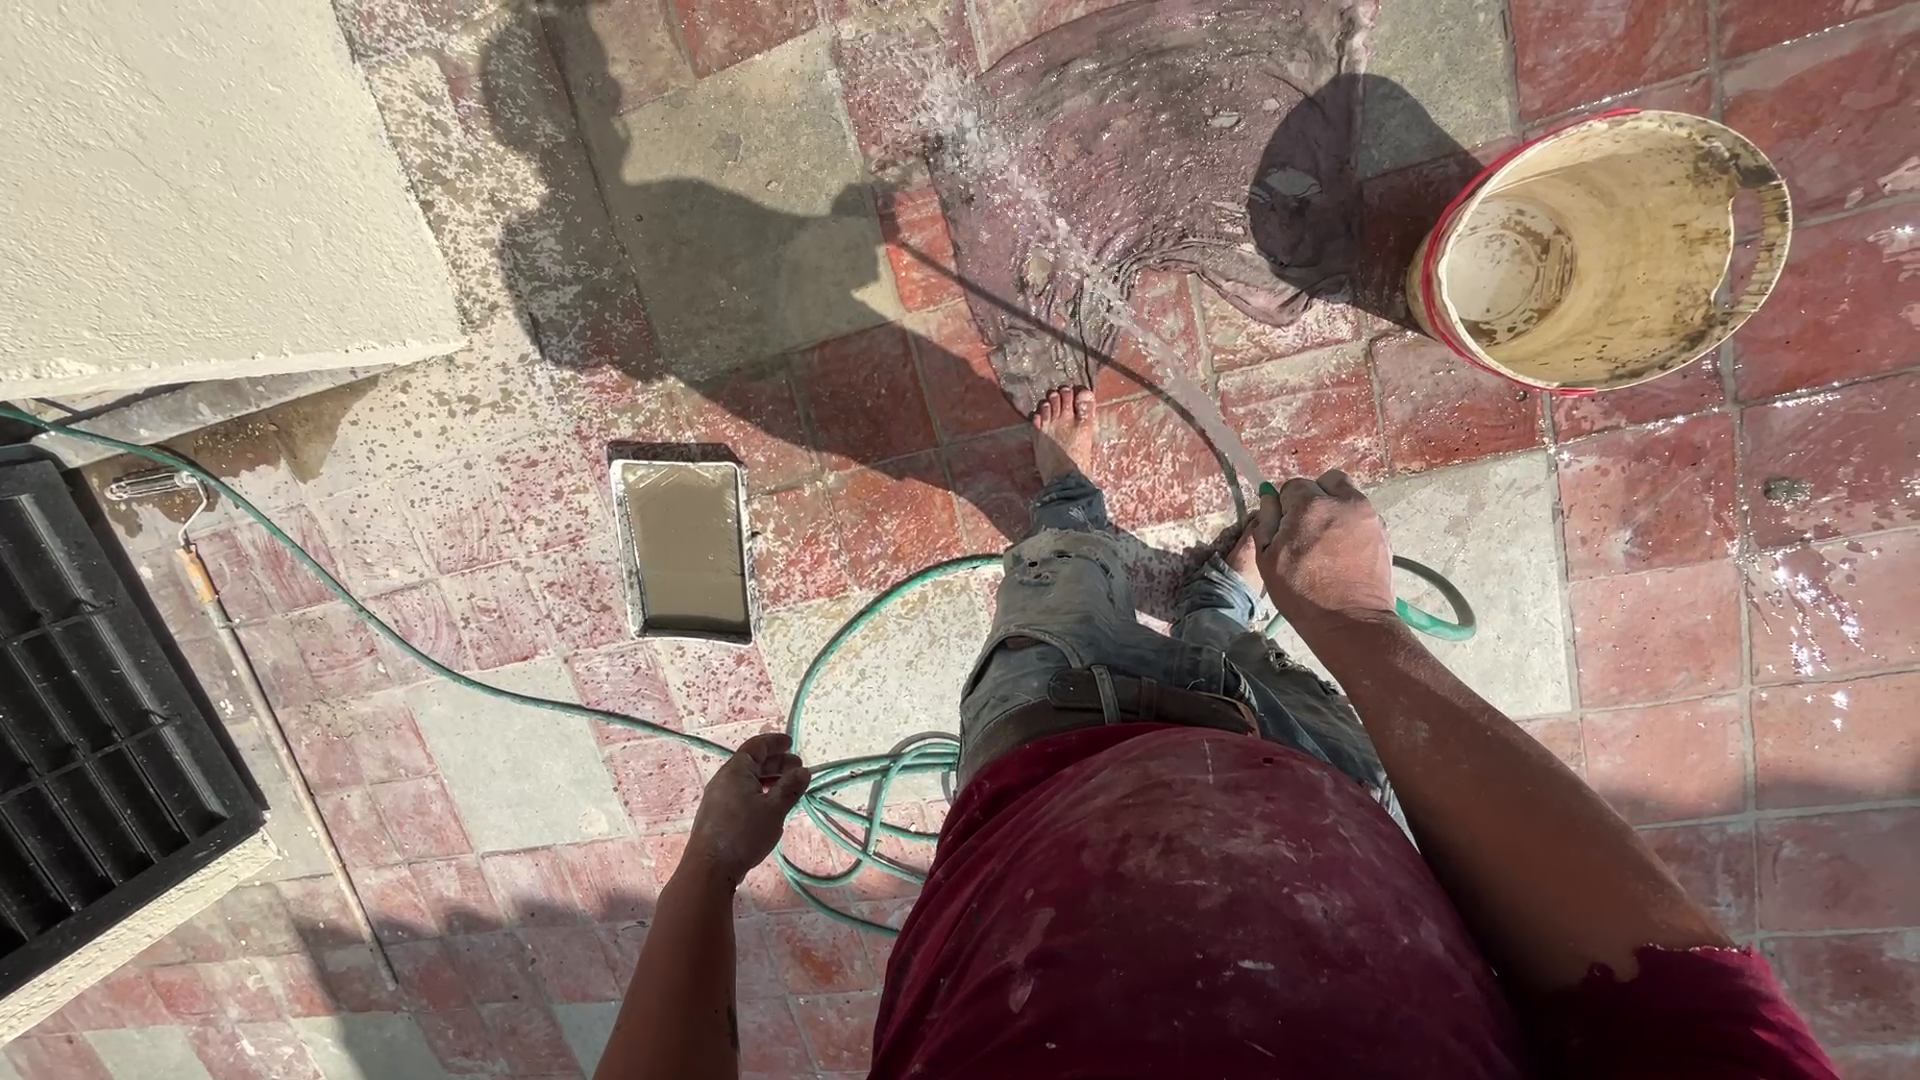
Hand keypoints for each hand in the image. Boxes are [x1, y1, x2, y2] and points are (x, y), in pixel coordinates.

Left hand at [684, 733, 809, 887]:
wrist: (709, 869)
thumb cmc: (743, 834)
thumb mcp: (774, 810)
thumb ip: (791, 788)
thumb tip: (803, 771)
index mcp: (736, 771)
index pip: (756, 746)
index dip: (775, 743)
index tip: (791, 743)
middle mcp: (724, 780)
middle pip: (752, 763)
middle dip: (776, 764)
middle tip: (798, 769)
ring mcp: (717, 798)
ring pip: (747, 780)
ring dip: (769, 780)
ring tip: (788, 789)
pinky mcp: (717, 815)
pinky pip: (741, 794)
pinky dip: (758, 792)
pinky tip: (769, 807)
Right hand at [1251, 470, 1395, 629]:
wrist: (1350, 620)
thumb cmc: (1300, 592)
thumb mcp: (1267, 558)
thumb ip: (1266, 521)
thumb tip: (1270, 498)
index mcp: (1310, 505)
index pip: (1293, 485)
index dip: (1284, 505)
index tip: (1284, 526)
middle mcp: (1344, 502)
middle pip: (1327, 481)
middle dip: (1315, 495)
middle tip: (1306, 523)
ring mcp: (1369, 516)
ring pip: (1349, 495)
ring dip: (1335, 507)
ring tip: (1327, 538)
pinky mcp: (1384, 532)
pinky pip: (1363, 515)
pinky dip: (1351, 523)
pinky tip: (1343, 550)